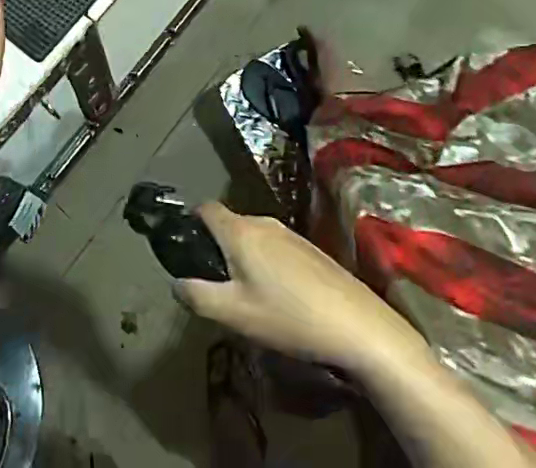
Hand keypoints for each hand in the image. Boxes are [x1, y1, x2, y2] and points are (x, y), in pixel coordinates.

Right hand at [175, 204, 430, 377]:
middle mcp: (264, 223)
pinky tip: (278, 298)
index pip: (206, 208)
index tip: (186, 246)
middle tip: (214, 284)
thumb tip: (176, 283)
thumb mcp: (233, 314)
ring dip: (244, 258)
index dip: (191, 222)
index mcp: (241, 231)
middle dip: (217, 247)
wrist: (358, 326)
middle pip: (230, 224)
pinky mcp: (312, 250)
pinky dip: (267, 264)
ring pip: (254, 237)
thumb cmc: (288, 316)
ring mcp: (292, 234)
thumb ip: (197, 296)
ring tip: (246, 295)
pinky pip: (276, 248)